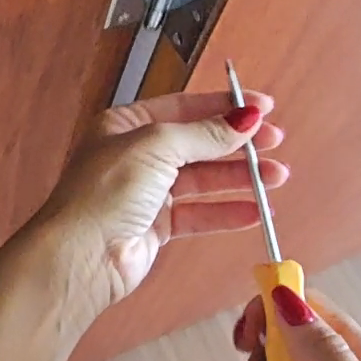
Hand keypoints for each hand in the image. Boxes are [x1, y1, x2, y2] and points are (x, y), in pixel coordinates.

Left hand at [28, 92, 287, 326]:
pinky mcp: (157, 226)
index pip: (182, 108)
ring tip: (277, 177)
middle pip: (196, 143)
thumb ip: (203, 134)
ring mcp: (147, 191)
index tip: (263, 106)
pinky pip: (199, 214)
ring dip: (239, 178)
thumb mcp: (157, 147)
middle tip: (276, 142)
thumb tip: (245, 118)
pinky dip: (227, 211)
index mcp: (126, 124)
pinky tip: (257, 211)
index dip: (223, 106)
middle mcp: (136, 154)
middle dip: (236, 142)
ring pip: (202, 179)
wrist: (83, 254)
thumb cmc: (107, 190)